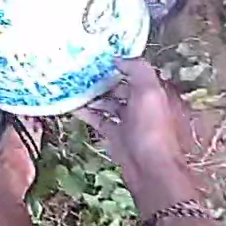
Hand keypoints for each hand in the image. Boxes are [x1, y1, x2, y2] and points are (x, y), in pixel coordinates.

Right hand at [75, 59, 197, 202]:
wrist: (150, 170)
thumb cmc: (151, 129)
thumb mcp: (149, 92)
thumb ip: (137, 70)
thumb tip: (118, 57)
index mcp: (152, 92)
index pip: (133, 71)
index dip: (117, 63)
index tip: (96, 54)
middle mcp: (141, 105)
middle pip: (118, 86)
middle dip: (101, 78)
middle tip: (79, 69)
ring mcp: (127, 121)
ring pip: (107, 102)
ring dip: (92, 95)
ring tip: (72, 85)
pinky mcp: (115, 135)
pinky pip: (99, 119)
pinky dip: (87, 112)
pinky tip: (73, 105)